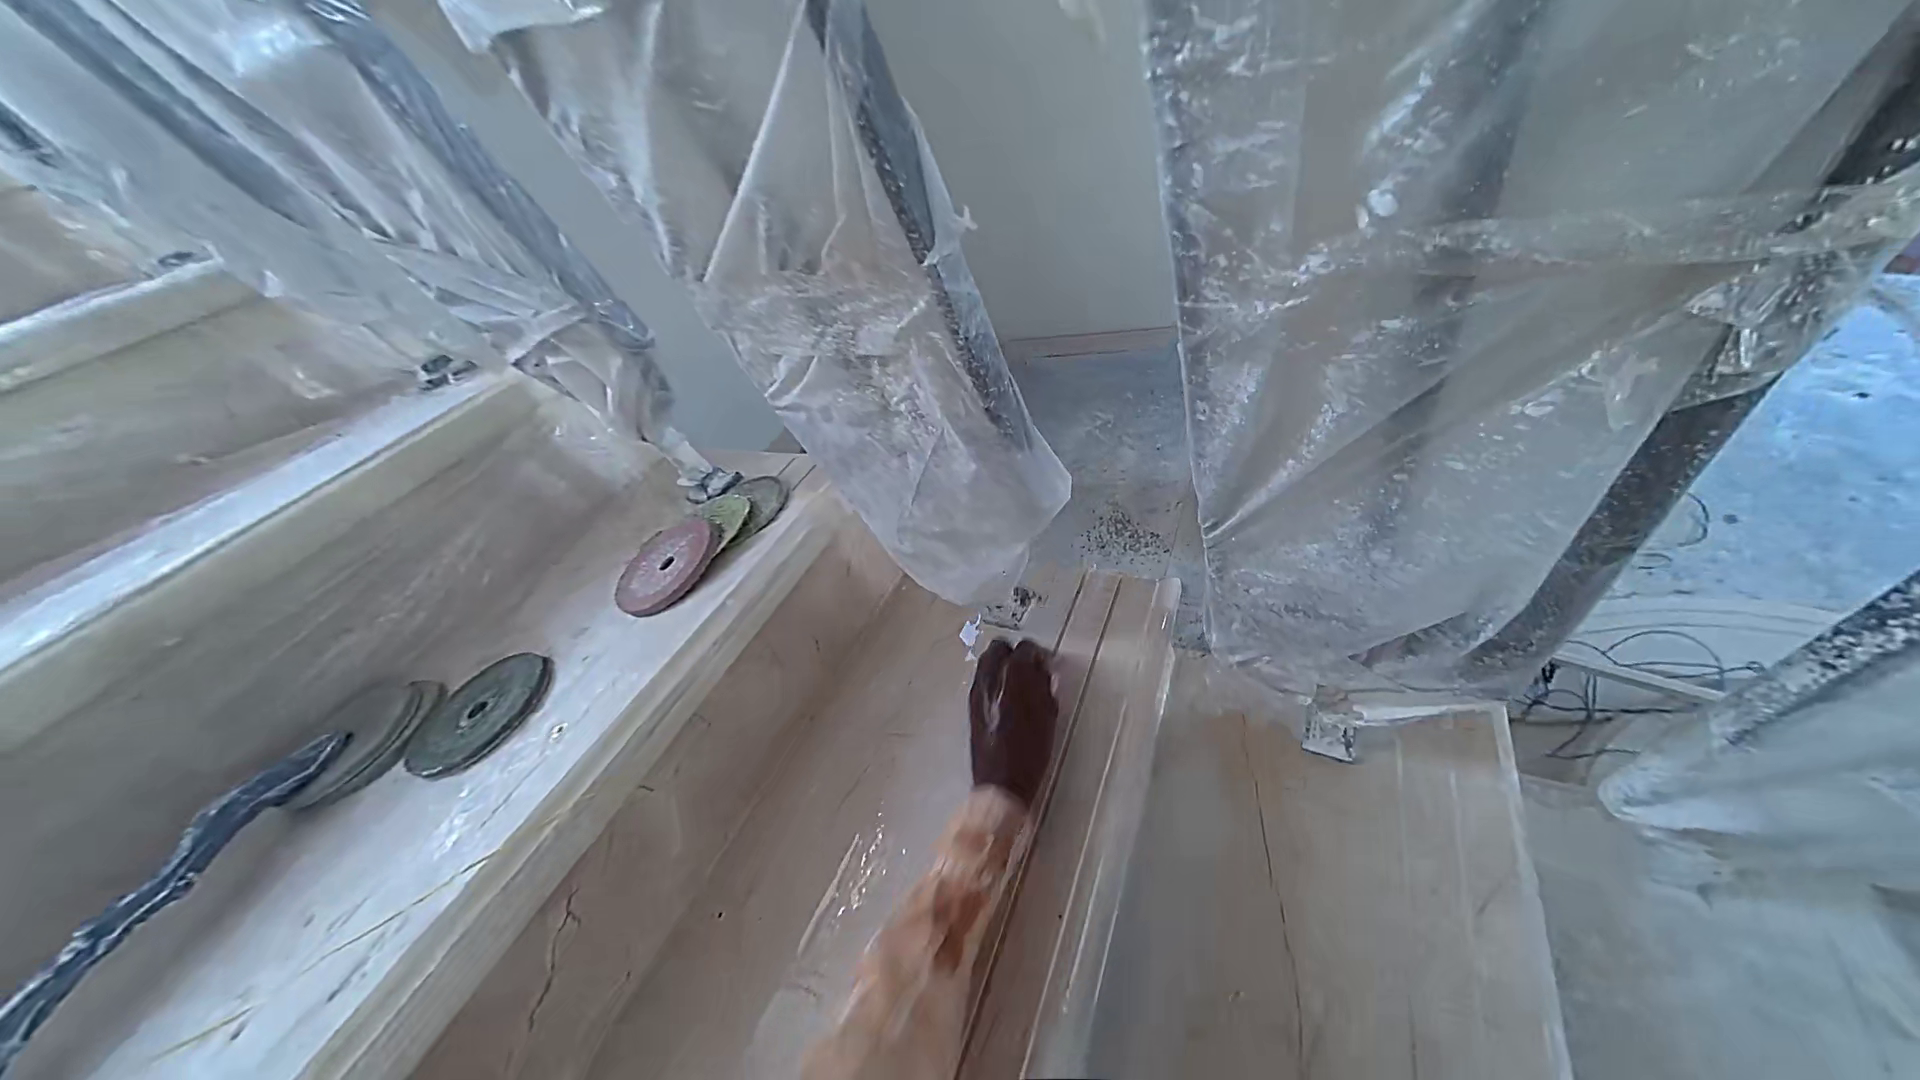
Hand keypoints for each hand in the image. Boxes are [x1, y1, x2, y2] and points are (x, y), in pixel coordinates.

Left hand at [968, 638, 1057, 807]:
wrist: (1001, 782)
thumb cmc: (1032, 753)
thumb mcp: (1048, 717)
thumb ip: (1045, 688)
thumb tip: (1043, 672)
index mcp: (1015, 679)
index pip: (1026, 649)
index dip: (1038, 654)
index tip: (1045, 664)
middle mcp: (991, 679)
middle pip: (1000, 648)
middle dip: (1015, 654)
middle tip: (1030, 670)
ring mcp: (978, 691)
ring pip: (987, 662)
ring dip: (1003, 666)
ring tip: (1018, 684)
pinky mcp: (971, 704)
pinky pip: (982, 680)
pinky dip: (994, 681)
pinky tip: (1006, 698)